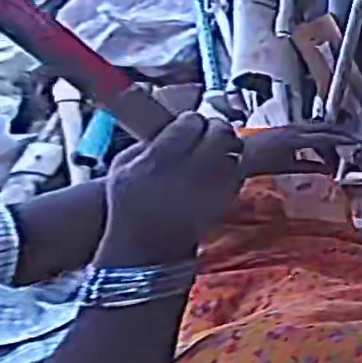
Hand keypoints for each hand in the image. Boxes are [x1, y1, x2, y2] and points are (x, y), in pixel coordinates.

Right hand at [96, 112, 244, 266]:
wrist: (147, 242)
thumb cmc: (131, 204)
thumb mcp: (122, 169)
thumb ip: (146, 143)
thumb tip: (173, 124)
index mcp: (155, 160)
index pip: (189, 123)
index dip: (194, 119)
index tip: (192, 122)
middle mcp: (185, 170)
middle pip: (219, 131)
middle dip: (218, 127)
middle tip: (212, 131)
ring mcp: (210, 183)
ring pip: (235, 148)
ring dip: (230, 144)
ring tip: (219, 149)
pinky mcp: (226, 195)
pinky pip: (239, 168)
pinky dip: (234, 165)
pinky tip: (220, 170)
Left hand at [238, 123, 350, 175]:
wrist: (232, 154)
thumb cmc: (256, 163)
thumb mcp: (285, 167)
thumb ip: (308, 166)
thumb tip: (328, 170)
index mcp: (296, 138)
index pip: (326, 137)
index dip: (342, 140)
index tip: (355, 143)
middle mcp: (295, 130)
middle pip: (325, 129)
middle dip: (340, 135)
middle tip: (351, 142)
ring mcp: (290, 128)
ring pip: (317, 129)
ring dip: (328, 137)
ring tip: (335, 150)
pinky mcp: (285, 130)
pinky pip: (308, 131)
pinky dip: (318, 137)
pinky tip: (317, 148)